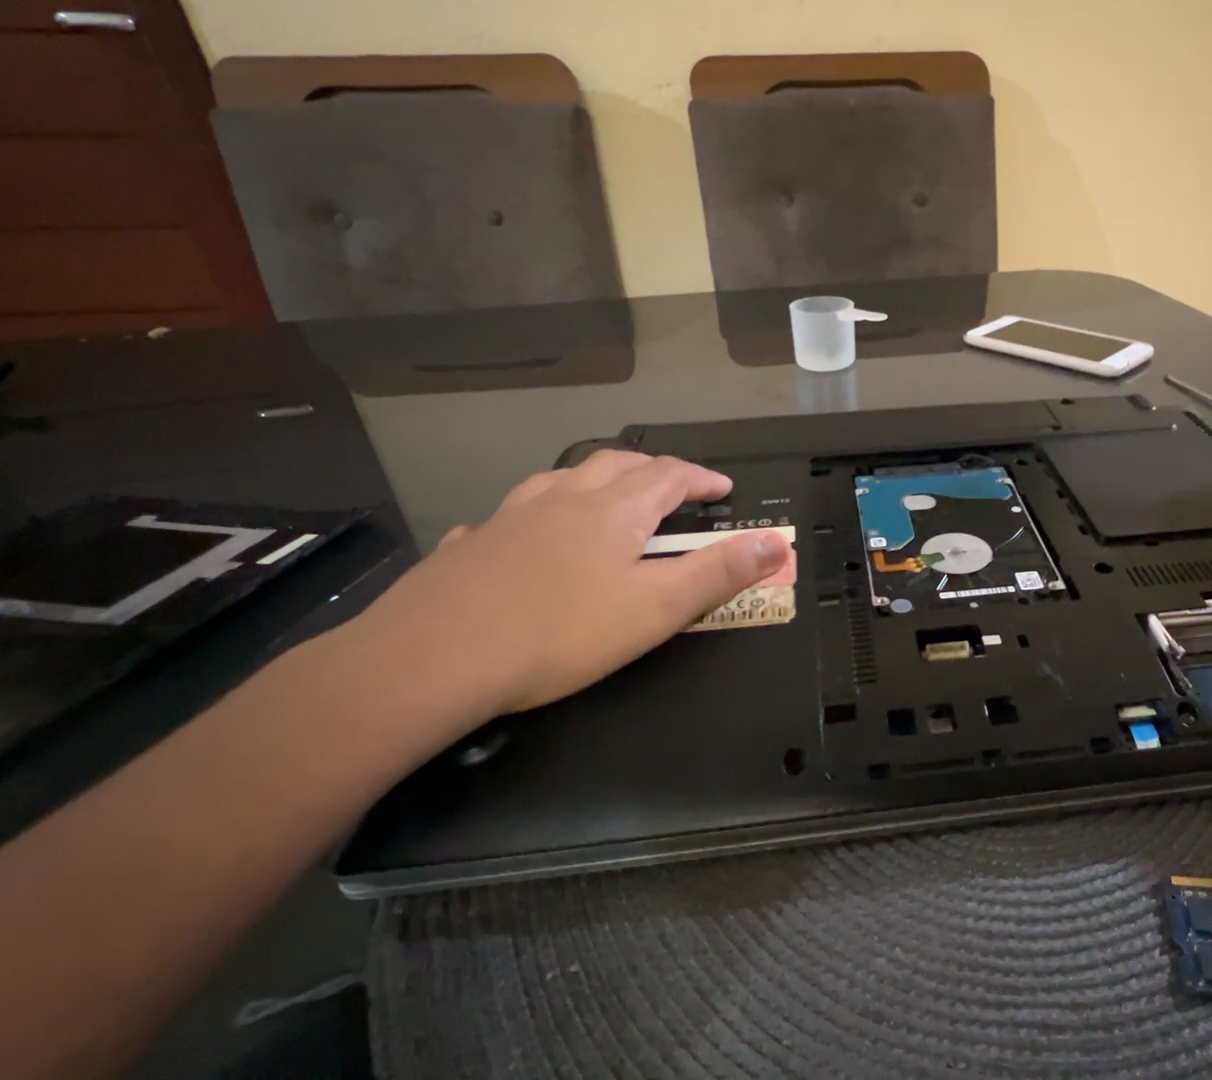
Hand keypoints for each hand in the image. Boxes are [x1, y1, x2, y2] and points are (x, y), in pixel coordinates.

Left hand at [346, 450, 788, 725]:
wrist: (433, 657)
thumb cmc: (560, 633)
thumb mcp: (655, 609)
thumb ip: (718, 574)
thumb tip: (777, 541)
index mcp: (612, 511)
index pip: (668, 476)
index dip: (701, 478)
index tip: (723, 488)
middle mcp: (560, 500)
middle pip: (613, 466)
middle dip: (650, 471)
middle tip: (671, 488)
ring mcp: (507, 519)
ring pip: (557, 481)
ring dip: (590, 482)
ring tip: (602, 500)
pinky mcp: (468, 547)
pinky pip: (508, 519)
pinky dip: (532, 520)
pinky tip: (521, 542)